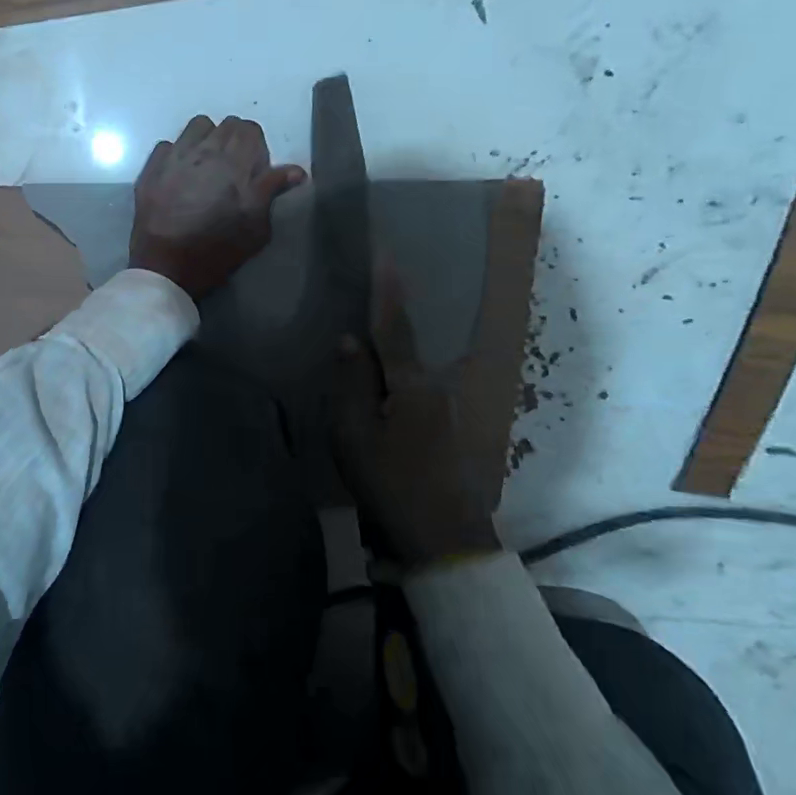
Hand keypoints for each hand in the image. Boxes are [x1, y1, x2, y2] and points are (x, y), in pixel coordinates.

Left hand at [128, 115, 304, 299]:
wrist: (166, 266)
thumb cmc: (216, 250)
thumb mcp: (256, 227)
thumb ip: (272, 191)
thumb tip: (295, 171)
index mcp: (233, 162)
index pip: (250, 130)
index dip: (255, 147)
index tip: (254, 169)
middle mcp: (203, 150)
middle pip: (225, 125)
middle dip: (233, 141)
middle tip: (232, 169)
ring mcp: (173, 157)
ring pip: (196, 127)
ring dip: (205, 139)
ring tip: (205, 165)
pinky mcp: (150, 169)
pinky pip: (167, 145)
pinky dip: (177, 154)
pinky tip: (179, 175)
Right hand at [330, 266, 504, 568]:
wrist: (443, 539)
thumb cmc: (391, 483)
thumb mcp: (356, 435)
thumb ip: (351, 384)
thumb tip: (350, 341)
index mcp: (411, 385)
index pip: (394, 328)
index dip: (388, 291)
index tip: (388, 254)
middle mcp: (435, 389)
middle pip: (408, 343)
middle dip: (394, 312)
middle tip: (377, 284)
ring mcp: (445, 410)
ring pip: (413, 365)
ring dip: (395, 344)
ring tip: (374, 328)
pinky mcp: (444, 429)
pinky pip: (416, 385)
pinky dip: (398, 372)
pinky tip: (384, 377)